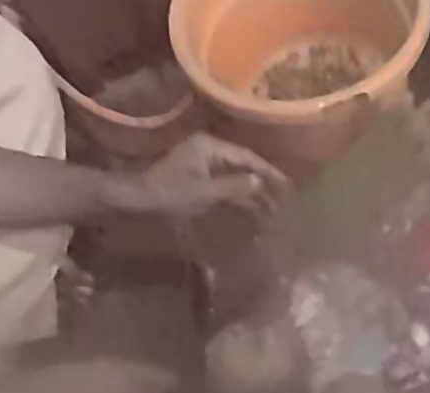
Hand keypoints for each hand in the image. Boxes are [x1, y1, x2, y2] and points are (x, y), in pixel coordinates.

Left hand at [138, 134, 289, 217]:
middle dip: (264, 182)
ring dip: (254, 192)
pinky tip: (255, 208)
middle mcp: (209, 150)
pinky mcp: (201, 178)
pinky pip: (227, 185)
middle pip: (243, 165)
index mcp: (210, 147)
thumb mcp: (206, 192)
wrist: (143, 200)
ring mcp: (205, 164)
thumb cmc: (173, 194)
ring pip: (237, 177)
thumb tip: (259, 181)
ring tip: (274, 207)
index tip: (287, 184)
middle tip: (285, 197)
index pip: (246, 157)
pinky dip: (241, 197)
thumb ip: (234, 186)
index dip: (268, 171)